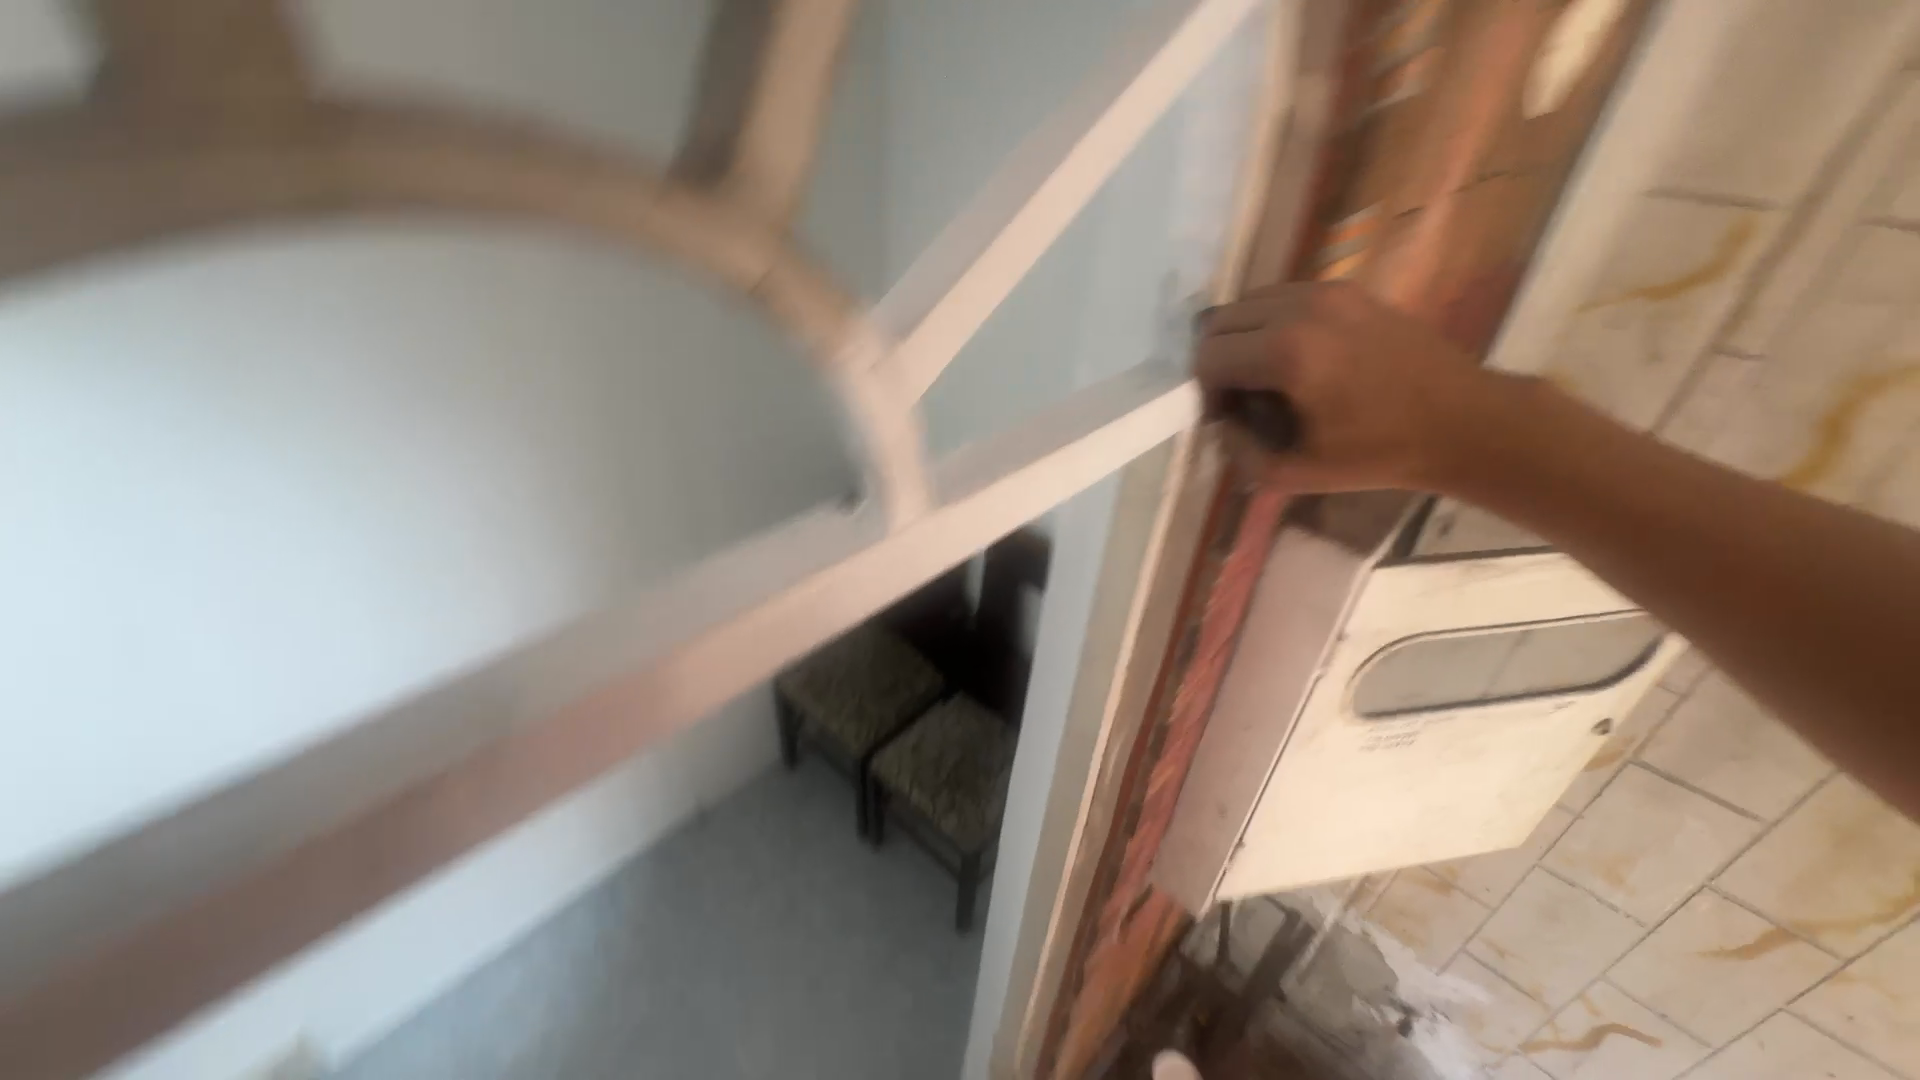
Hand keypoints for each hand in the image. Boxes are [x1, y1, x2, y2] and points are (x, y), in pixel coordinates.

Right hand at [1194, 281, 1509, 492]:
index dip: (1207, 392)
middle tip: (1240, 398)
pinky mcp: (1348, 289)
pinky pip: (1284, 296)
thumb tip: (1222, 423)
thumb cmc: (1379, 453)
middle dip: (1218, 361)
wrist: (1463, 421)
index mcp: (1286, 353)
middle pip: (1220, 321)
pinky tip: (1296, 358)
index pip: (1209, 357)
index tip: (1229, 419)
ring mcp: (1327, 291)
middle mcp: (1301, 309)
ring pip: (1249, 303)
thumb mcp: (1295, 473)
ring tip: (1265, 376)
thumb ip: (1240, 452)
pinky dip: (1271, 323)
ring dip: (1242, 338)